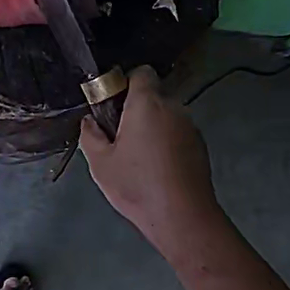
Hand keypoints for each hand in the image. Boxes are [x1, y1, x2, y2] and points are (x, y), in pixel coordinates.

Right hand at [80, 66, 223, 252]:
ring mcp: (191, 126)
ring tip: (137, 159)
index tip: (112, 106)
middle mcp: (173, 108)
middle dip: (136, 110)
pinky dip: (166, 143)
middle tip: (119, 138)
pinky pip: (177, 134)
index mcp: (147, 104)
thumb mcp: (100, 163)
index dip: (124, 83)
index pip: (140, 72)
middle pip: (152, 96)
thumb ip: (90, 135)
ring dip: (152, 128)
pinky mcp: (200, 146)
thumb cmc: (136, 185)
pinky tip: (156, 170)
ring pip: (166, 116)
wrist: (182, 216)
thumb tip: (89, 122)